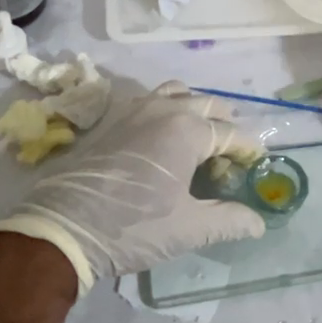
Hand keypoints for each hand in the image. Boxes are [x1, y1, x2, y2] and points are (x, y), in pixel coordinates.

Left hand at [0, 83, 267, 297]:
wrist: (62, 229)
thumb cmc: (133, 227)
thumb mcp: (189, 229)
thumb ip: (230, 221)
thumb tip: (259, 222)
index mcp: (188, 130)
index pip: (232, 134)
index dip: (249, 150)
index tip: (257, 166)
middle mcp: (165, 108)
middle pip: (208, 105)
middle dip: (226, 126)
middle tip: (230, 157)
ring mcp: (135, 109)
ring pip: (178, 94)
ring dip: (196, 110)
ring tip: (199, 140)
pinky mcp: (111, 119)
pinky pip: (150, 100)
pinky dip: (167, 109)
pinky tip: (162, 140)